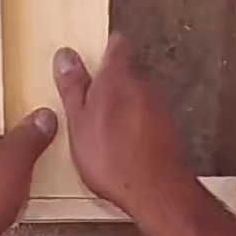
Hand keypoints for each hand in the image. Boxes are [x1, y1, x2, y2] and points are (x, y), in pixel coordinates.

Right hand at [53, 35, 198, 217]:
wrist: (154, 189)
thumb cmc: (113, 159)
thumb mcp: (79, 124)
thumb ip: (73, 88)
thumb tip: (65, 57)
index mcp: (117, 78)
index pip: (116, 46)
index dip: (106, 51)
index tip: (95, 63)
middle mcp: (144, 85)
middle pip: (127, 76)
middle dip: (112, 90)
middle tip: (92, 112)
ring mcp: (161, 107)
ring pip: (139, 101)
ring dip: (126, 112)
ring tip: (108, 139)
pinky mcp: (171, 129)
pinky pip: (150, 122)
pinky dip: (138, 131)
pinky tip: (126, 152)